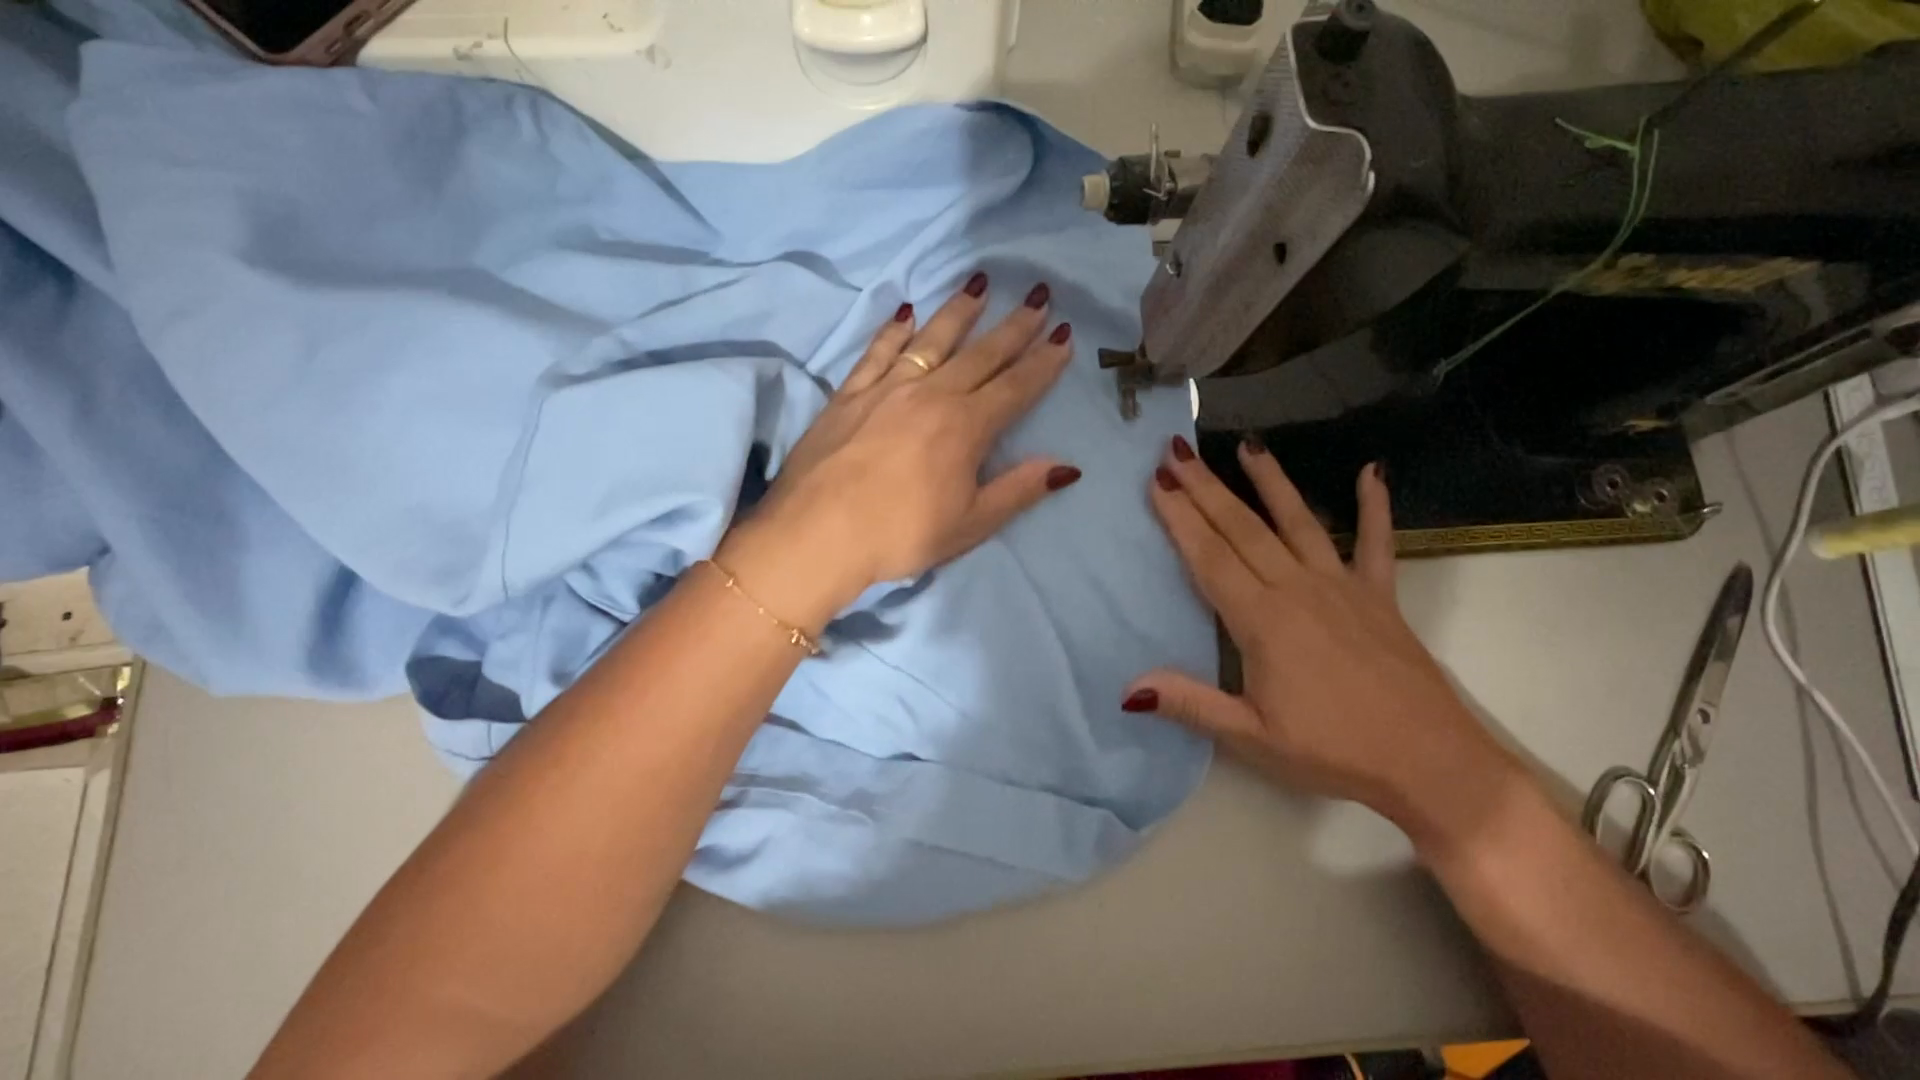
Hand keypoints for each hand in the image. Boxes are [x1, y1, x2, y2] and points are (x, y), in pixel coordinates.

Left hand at [715, 275, 1079, 631]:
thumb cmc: (900, 536)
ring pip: (932, 340)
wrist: (816, 533)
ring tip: (980, 284)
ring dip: (959, 311)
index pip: (1016, 387)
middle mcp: (931, 395)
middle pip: (982, 354)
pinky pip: (878, 351)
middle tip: (1039, 296)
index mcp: (966, 426)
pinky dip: (895, 330)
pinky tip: (905, 312)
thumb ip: (1019, 490)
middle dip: (1015, 326)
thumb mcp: (971, 524)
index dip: (1044, 362)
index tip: (1065, 336)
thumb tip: (1066, 466)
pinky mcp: (849, 394)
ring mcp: (887, 389)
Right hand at [1124, 438, 1518, 846]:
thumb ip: (1192, 705)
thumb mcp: (1253, 738)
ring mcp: (1343, 587)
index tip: (1157, 481)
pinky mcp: (1380, 596)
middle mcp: (1298, 589)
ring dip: (1270, 481)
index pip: (1210, 558)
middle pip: (1243, 529)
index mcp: (1262, 621)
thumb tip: (1130, 689)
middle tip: (1177, 452)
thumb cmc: (1334, 752)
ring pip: (1298, 522)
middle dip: (1207, 488)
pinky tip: (1372, 471)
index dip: (1180, 518)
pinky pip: (1377, 542)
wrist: (1431, 762)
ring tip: (1247, 444)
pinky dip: (1375, 505)